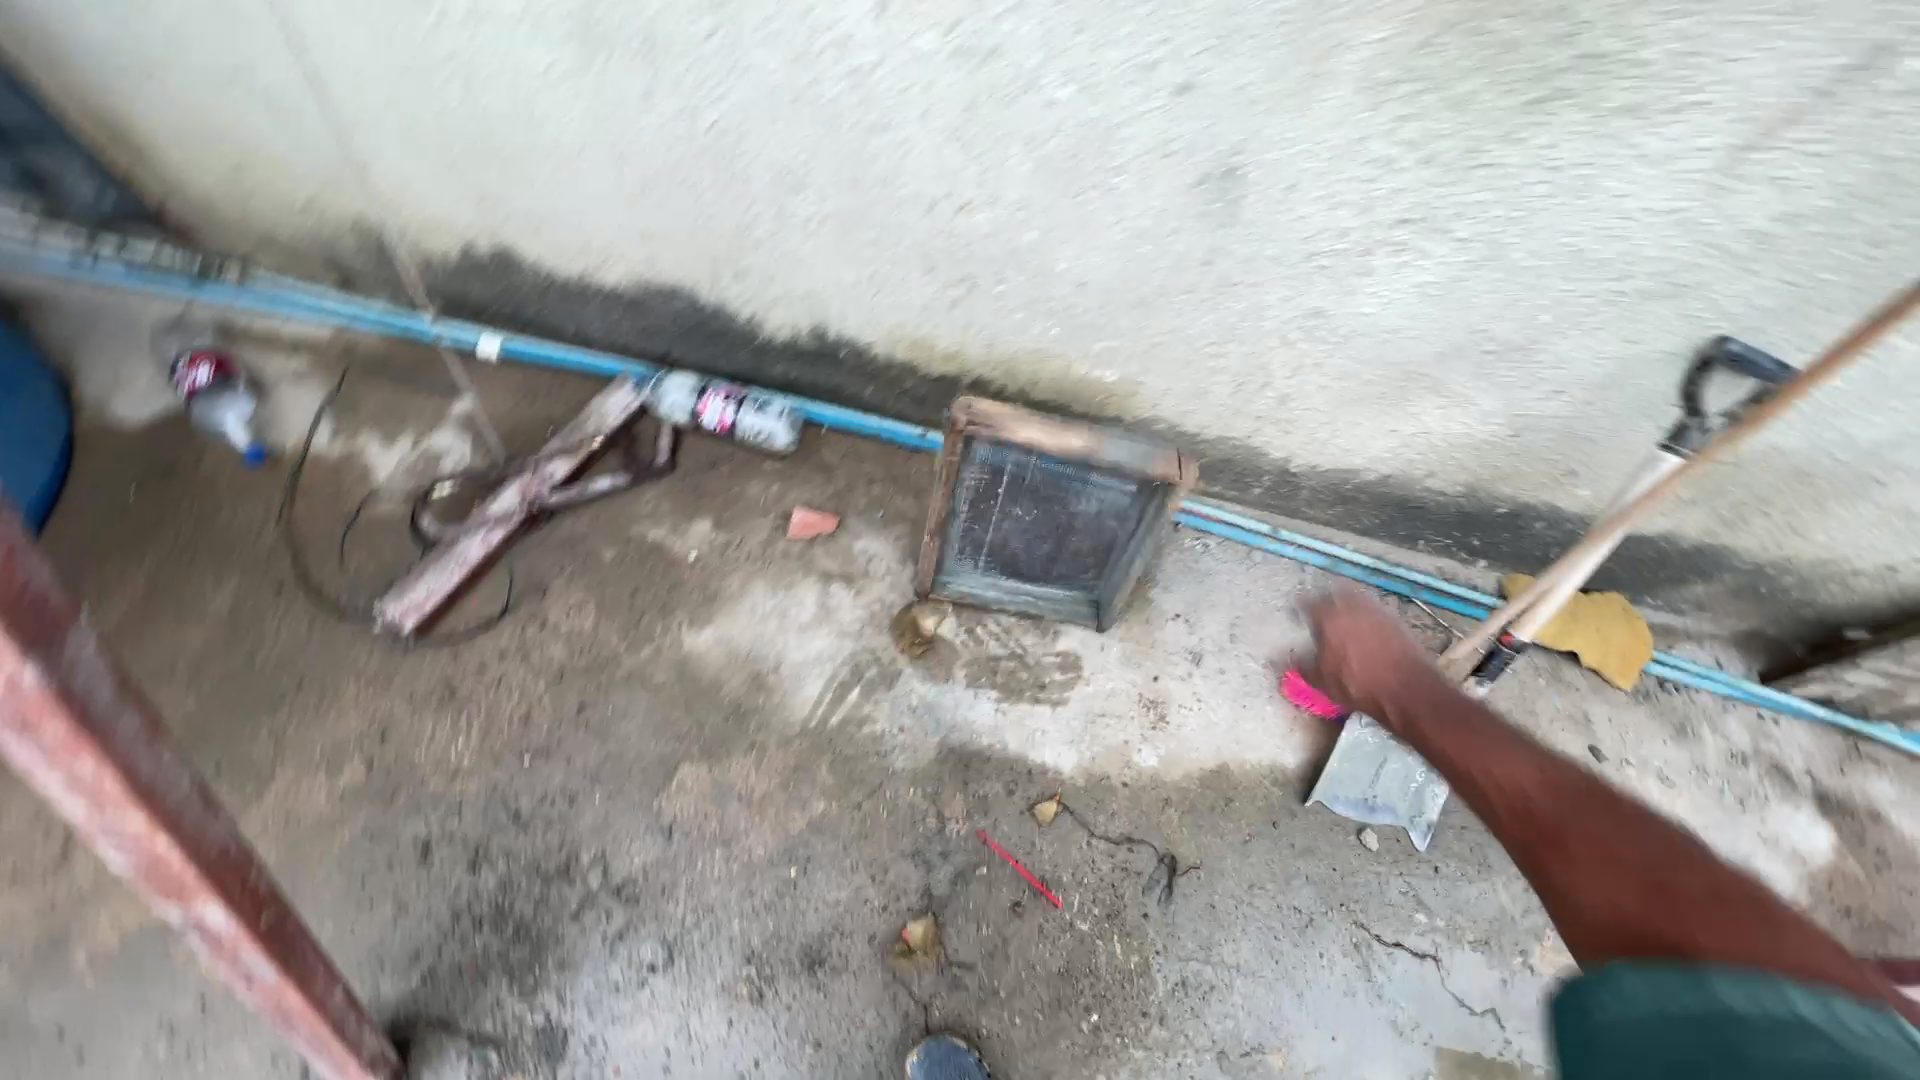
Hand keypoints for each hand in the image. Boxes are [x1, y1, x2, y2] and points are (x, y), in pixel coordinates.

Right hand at [1297, 586, 1438, 726]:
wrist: (1408, 690)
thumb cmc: (1358, 685)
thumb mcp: (1321, 681)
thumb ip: (1300, 665)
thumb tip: (1282, 658)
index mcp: (1328, 616)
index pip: (1306, 602)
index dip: (1298, 606)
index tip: (1294, 612)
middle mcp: (1352, 606)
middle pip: (1334, 591)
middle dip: (1325, 597)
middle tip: (1320, 608)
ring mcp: (1377, 610)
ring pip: (1357, 596)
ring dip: (1348, 601)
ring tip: (1343, 615)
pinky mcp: (1396, 619)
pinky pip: (1375, 608)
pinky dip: (1367, 613)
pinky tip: (1366, 627)